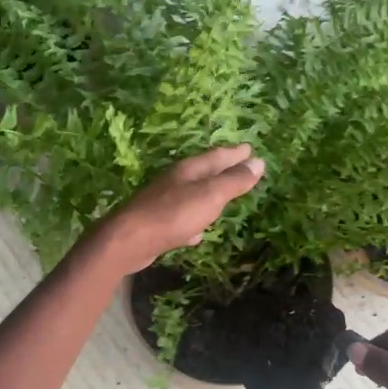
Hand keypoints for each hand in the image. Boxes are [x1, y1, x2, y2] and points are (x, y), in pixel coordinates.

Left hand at [97, 144, 265, 272]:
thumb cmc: (173, 214)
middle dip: (221, 170)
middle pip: (203, 172)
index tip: (249, 148)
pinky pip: (183, 219)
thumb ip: (233, 181)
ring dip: (208, 194)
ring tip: (222, 196)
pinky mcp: (157, 225)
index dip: (234, 153)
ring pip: (192, 195)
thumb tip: (258, 162)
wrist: (129, 241)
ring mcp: (164, 203)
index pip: (216, 156)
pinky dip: (194, 221)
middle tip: (238, 166)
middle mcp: (175, 181)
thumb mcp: (210, 195)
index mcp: (188, 170)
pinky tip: (197, 233)